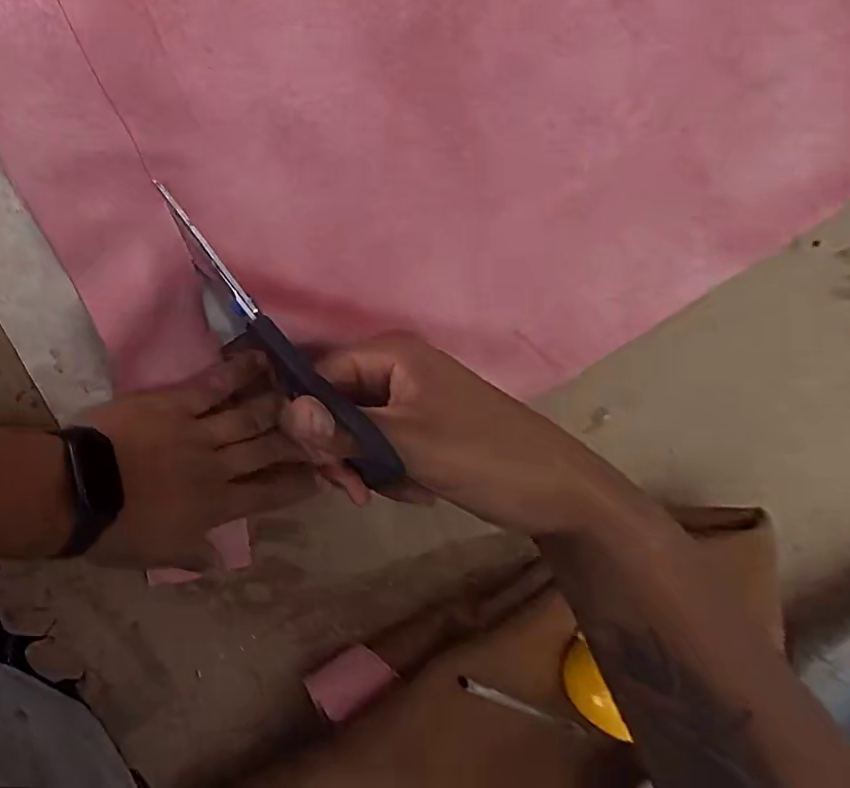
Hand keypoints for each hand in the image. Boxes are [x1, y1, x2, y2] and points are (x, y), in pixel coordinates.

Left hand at [78, 351, 318, 568]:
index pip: (265, 496)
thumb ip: (192, 554)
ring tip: (300, 393)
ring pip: (247, 417)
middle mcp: (216, 468)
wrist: (84, 489)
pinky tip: (259, 359)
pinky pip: (212, 386)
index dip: (295, 486)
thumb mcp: (156, 554)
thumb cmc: (116, 528)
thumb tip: (218, 562)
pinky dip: (237, 372)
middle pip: (265, 451)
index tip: (320, 476)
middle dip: (298, 441)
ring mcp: (197, 433)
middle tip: (325, 427)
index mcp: (213, 508)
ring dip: (275, 404)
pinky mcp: (176, 405)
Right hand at [279, 333, 644, 536]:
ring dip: (364, 464)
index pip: (319, 374)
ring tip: (398, 489)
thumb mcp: (407, 444)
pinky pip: (379, 443)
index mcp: (390, 353)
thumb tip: (285, 414)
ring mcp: (408, 396)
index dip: (310, 416)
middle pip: (333, 403)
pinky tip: (415, 488)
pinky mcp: (420, 425)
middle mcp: (394, 367)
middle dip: (339, 448)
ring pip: (353, 428)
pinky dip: (387, 469)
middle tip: (354, 489)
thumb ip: (342, 429)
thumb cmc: (485, 456)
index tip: (320, 463)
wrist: (564, 496)